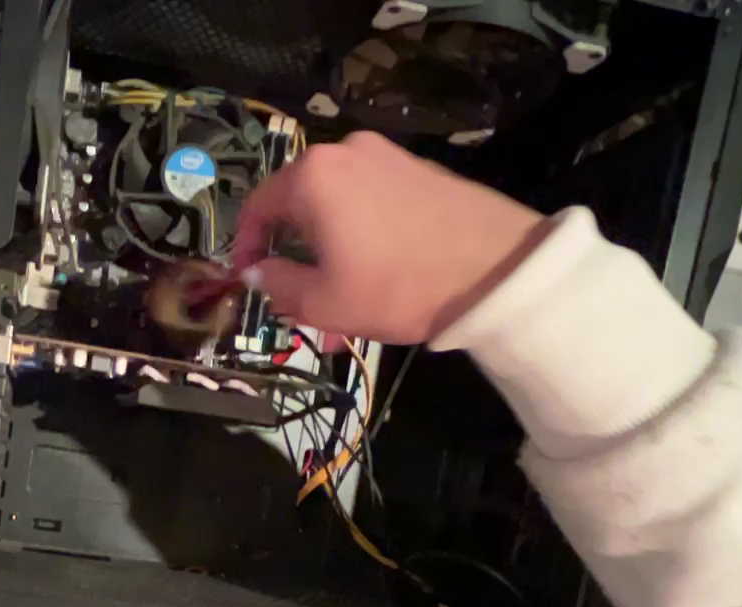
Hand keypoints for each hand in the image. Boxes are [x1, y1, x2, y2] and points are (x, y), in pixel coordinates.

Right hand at [231, 132, 552, 343]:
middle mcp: (346, 154)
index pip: (257, 207)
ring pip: (335, 216)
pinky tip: (367, 287)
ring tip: (335, 316)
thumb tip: (255, 273)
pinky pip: (367, 209)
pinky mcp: (417, 173)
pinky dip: (356, 245)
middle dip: (291, 262)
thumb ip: (277, 285)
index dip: (244, 248)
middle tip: (294, 307)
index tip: (247, 282)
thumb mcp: (323, 302)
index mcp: (313, 177)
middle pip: (298, 210)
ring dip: (325, 262)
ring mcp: (386, 159)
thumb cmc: (395, 288)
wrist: (496, 271)